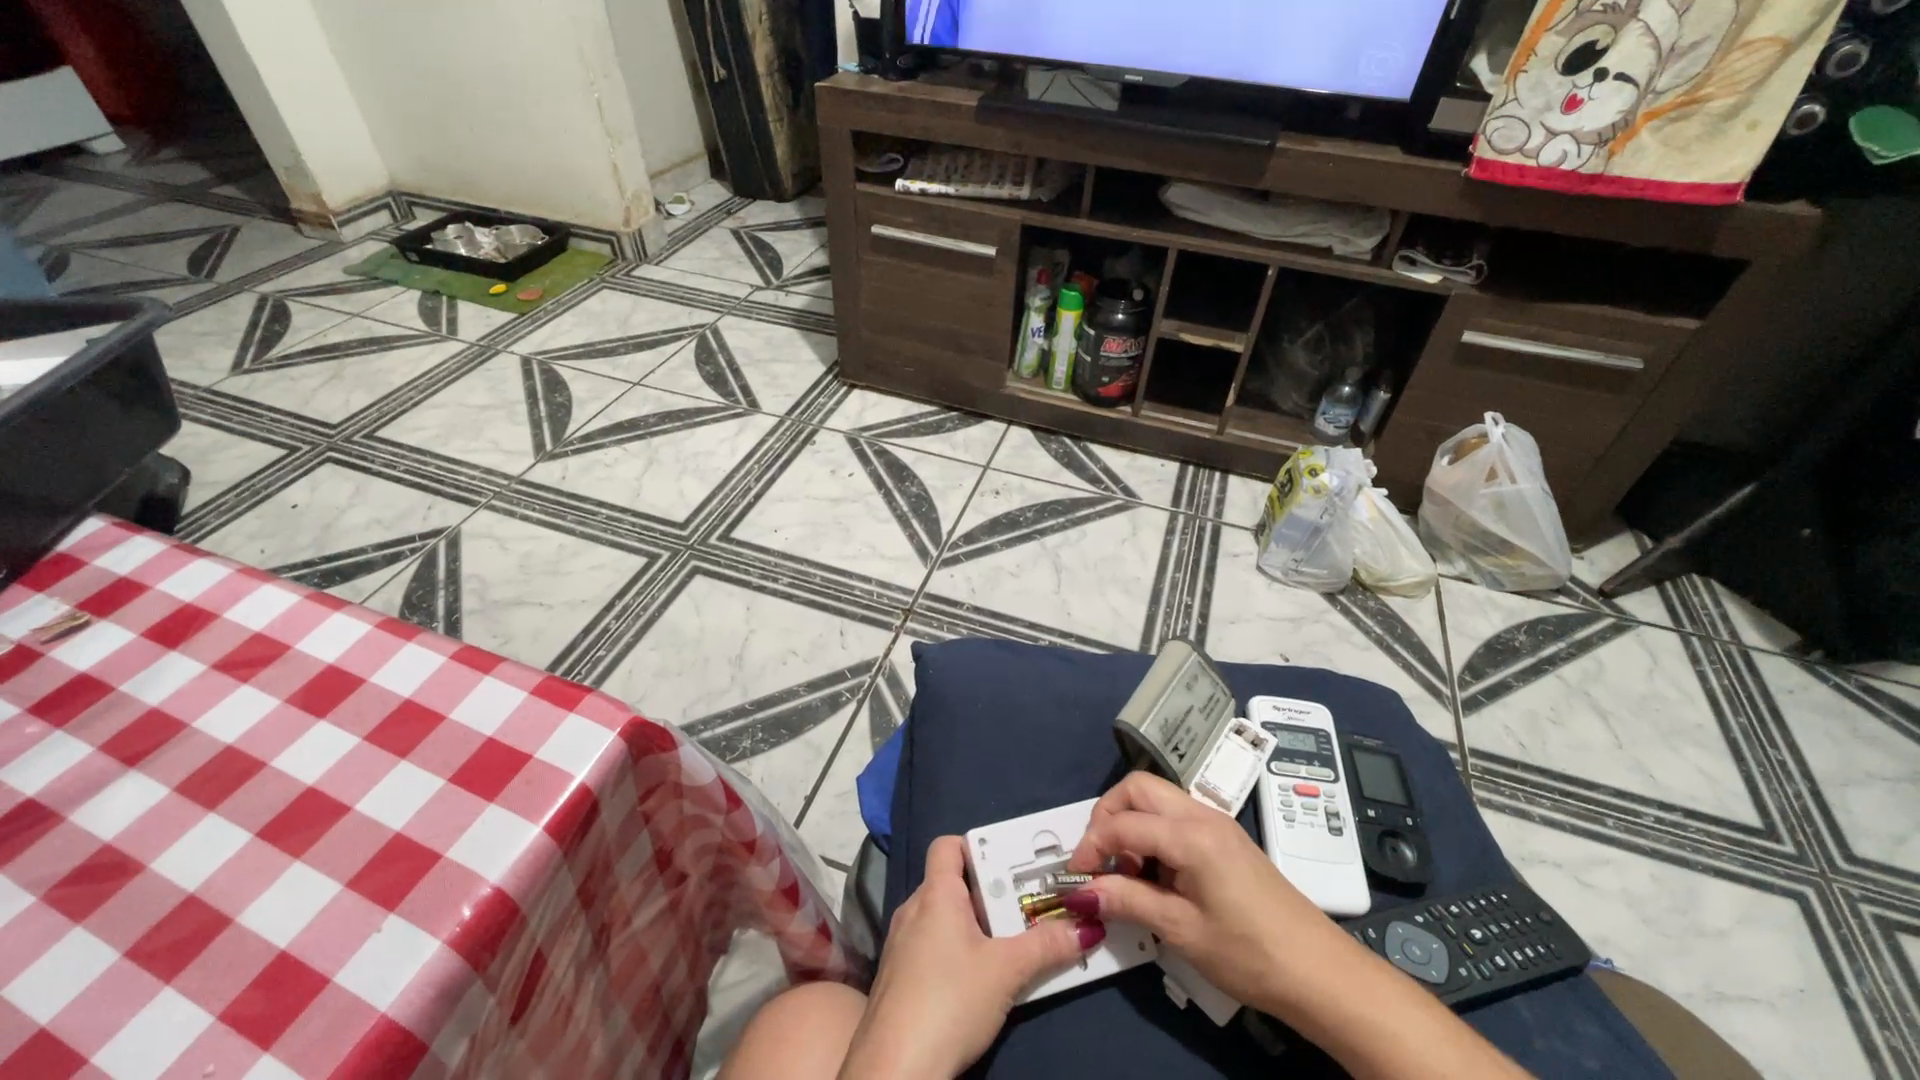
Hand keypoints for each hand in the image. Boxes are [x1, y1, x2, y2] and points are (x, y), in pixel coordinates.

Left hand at [839, 835, 1104, 1078]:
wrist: (896, 1068)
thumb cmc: (950, 1000)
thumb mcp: (1007, 971)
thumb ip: (1047, 945)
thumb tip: (1088, 926)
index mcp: (935, 894)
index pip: (947, 845)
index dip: (977, 847)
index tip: (1011, 865)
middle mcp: (913, 910)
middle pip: (953, 884)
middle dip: (990, 894)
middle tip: (1028, 906)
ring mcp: (902, 944)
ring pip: (944, 918)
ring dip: (978, 926)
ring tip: (1015, 942)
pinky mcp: (899, 977)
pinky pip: (934, 947)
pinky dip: (960, 951)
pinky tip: (984, 977)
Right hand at [1062, 772, 1343, 1012]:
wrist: (1319, 972)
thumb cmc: (1249, 953)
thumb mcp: (1181, 930)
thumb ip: (1128, 901)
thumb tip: (1080, 892)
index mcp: (1192, 835)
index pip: (1122, 822)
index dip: (1091, 846)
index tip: (1075, 877)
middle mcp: (1203, 816)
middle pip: (1138, 788)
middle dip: (1107, 816)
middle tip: (1098, 860)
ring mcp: (1218, 824)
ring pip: (1157, 799)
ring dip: (1130, 824)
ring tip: (1126, 874)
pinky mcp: (1225, 839)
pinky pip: (1176, 818)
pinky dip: (1153, 834)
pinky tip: (1154, 876)